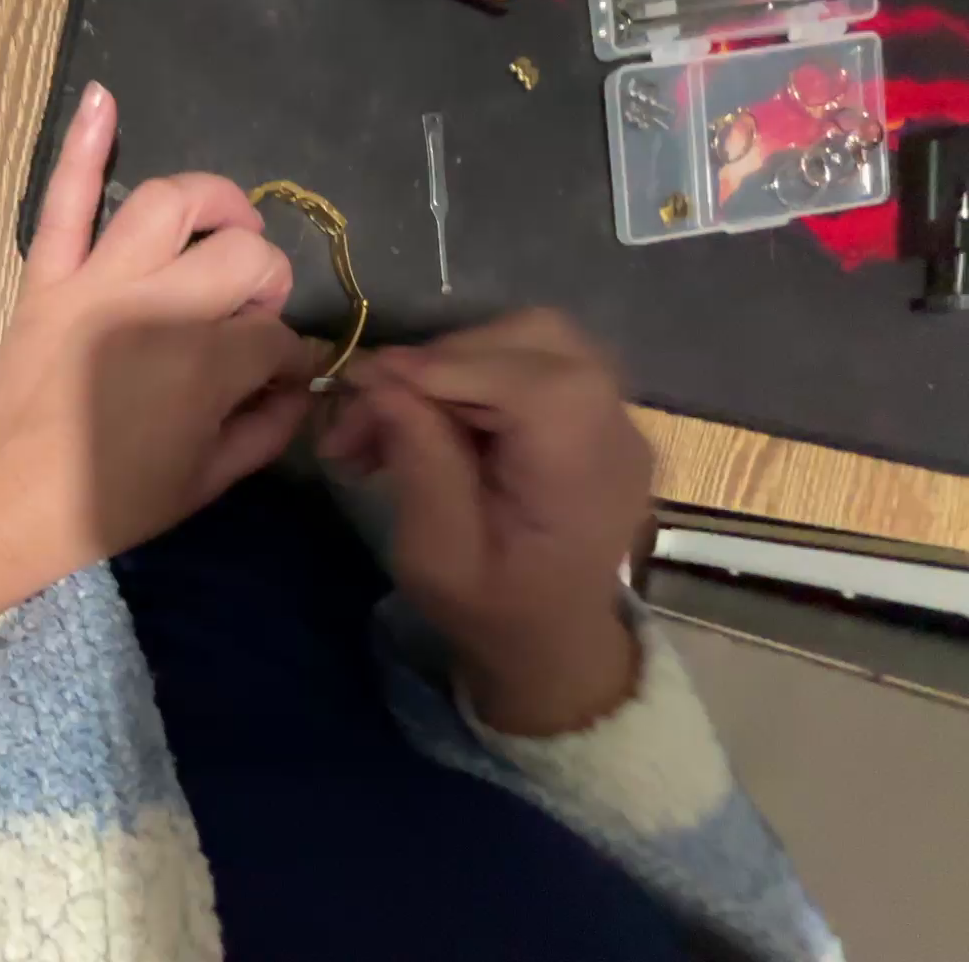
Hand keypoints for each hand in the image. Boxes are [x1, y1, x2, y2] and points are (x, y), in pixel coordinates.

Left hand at [0, 82, 313, 629]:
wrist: (12, 501)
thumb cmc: (113, 502)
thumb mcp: (209, 481)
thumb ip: (268, 427)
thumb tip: (300, 382)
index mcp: (206, 365)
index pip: (277, 334)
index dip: (288, 356)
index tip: (277, 376)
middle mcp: (159, 308)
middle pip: (242, 256)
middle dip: (266, 281)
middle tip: (252, 310)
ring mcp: (96, 286)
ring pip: (168, 205)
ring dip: (213, 201)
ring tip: (226, 220)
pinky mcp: (46, 281)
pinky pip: (62, 206)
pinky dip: (81, 149)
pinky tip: (102, 98)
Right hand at [319, 310, 653, 735]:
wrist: (549, 637)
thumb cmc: (489, 609)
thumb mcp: (435, 554)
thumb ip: (420, 463)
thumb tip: (381, 384)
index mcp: (585, 477)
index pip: (536, 384)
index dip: (447, 367)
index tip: (365, 383)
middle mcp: (613, 429)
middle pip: (532, 341)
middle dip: (436, 362)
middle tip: (369, 409)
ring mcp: (606, 414)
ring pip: (522, 340)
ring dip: (442, 365)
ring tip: (386, 416)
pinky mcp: (582, 411)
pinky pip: (520, 361)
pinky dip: (458, 375)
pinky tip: (419, 416)